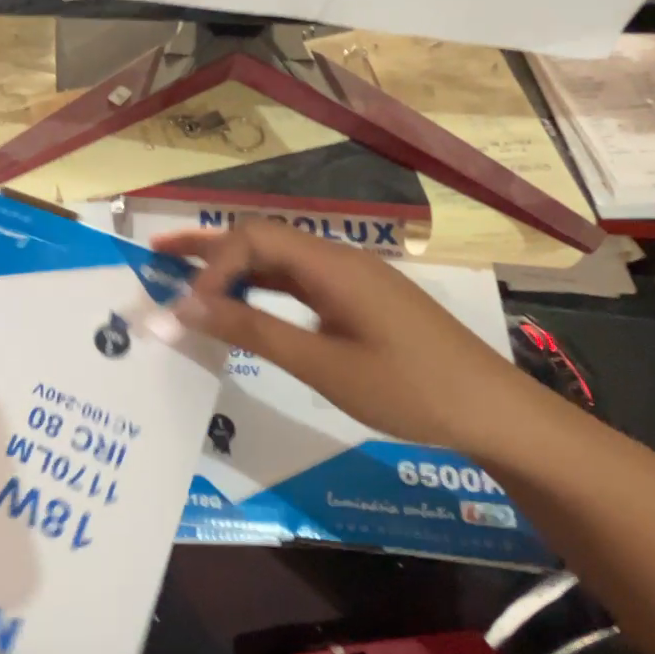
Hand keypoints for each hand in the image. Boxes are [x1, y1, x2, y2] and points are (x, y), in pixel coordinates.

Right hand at [152, 221, 535, 449]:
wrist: (496, 415)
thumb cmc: (409, 390)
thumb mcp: (321, 364)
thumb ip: (250, 332)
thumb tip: (185, 309)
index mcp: (332, 266)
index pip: (253, 240)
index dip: (211, 267)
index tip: (188, 310)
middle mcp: (338, 260)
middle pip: (261, 238)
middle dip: (207, 247)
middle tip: (157, 256)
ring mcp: (351, 280)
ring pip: (277, 260)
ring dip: (230, 269)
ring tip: (185, 281)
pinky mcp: (358, 301)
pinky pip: (296, 282)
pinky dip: (259, 289)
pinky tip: (241, 308)